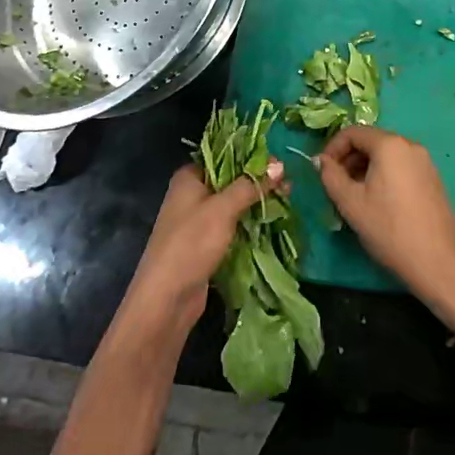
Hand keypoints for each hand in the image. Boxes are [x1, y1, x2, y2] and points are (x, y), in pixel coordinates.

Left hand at [127, 161, 284, 330]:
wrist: (166, 299)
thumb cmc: (191, 243)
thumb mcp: (222, 209)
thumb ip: (250, 185)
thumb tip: (280, 164)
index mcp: (188, 177)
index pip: (222, 155)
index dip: (250, 156)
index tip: (278, 159)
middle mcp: (190, 194)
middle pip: (229, 180)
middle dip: (257, 181)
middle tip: (288, 182)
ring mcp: (197, 221)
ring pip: (232, 204)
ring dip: (255, 203)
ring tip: (286, 199)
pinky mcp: (205, 244)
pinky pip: (231, 225)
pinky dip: (248, 223)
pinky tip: (271, 221)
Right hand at [316, 126, 454, 313]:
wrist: (437, 262)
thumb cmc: (389, 229)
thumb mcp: (350, 203)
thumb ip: (330, 176)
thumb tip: (321, 160)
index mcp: (390, 145)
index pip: (352, 132)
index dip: (332, 148)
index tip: (322, 170)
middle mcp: (410, 145)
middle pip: (371, 141)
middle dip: (349, 159)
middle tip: (336, 185)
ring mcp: (425, 162)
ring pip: (386, 155)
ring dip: (365, 168)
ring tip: (355, 196)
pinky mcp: (433, 178)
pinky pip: (401, 167)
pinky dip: (384, 175)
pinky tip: (378, 202)